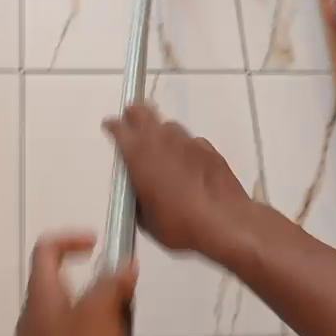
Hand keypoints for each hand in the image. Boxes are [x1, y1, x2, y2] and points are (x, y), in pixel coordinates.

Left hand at [14, 233, 134, 335]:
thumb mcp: (101, 317)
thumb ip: (113, 285)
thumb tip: (125, 264)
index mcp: (41, 296)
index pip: (47, 248)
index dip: (73, 237)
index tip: (100, 242)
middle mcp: (36, 319)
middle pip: (70, 288)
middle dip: (103, 294)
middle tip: (123, 305)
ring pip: (80, 323)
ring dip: (106, 328)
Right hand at [103, 103, 256, 260]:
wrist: (225, 222)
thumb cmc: (179, 223)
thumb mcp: (146, 220)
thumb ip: (137, 199)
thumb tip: (138, 193)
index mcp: (139, 154)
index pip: (118, 128)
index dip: (112, 126)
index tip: (109, 126)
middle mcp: (160, 139)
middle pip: (142, 111)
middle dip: (134, 113)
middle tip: (131, 117)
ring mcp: (186, 140)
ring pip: (168, 126)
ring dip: (161, 132)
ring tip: (161, 148)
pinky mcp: (206, 147)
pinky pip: (189, 141)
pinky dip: (184, 148)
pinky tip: (188, 166)